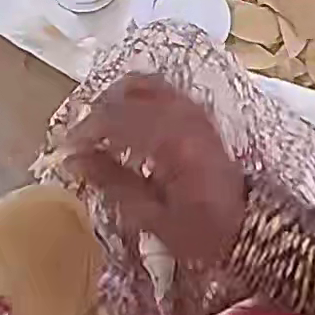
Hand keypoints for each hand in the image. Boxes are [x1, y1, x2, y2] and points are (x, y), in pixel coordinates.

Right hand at [67, 75, 246, 264]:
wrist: (247, 225)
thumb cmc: (200, 231)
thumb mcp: (151, 218)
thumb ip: (112, 183)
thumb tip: (74, 160)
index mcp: (171, 141)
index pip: (117, 118)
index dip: (86, 129)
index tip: (66, 148)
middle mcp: (184, 115)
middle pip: (130, 92)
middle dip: (99, 110)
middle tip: (81, 137)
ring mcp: (194, 109)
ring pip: (147, 84)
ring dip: (119, 98)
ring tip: (101, 127)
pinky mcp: (200, 112)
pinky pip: (164, 90)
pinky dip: (140, 97)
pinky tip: (129, 122)